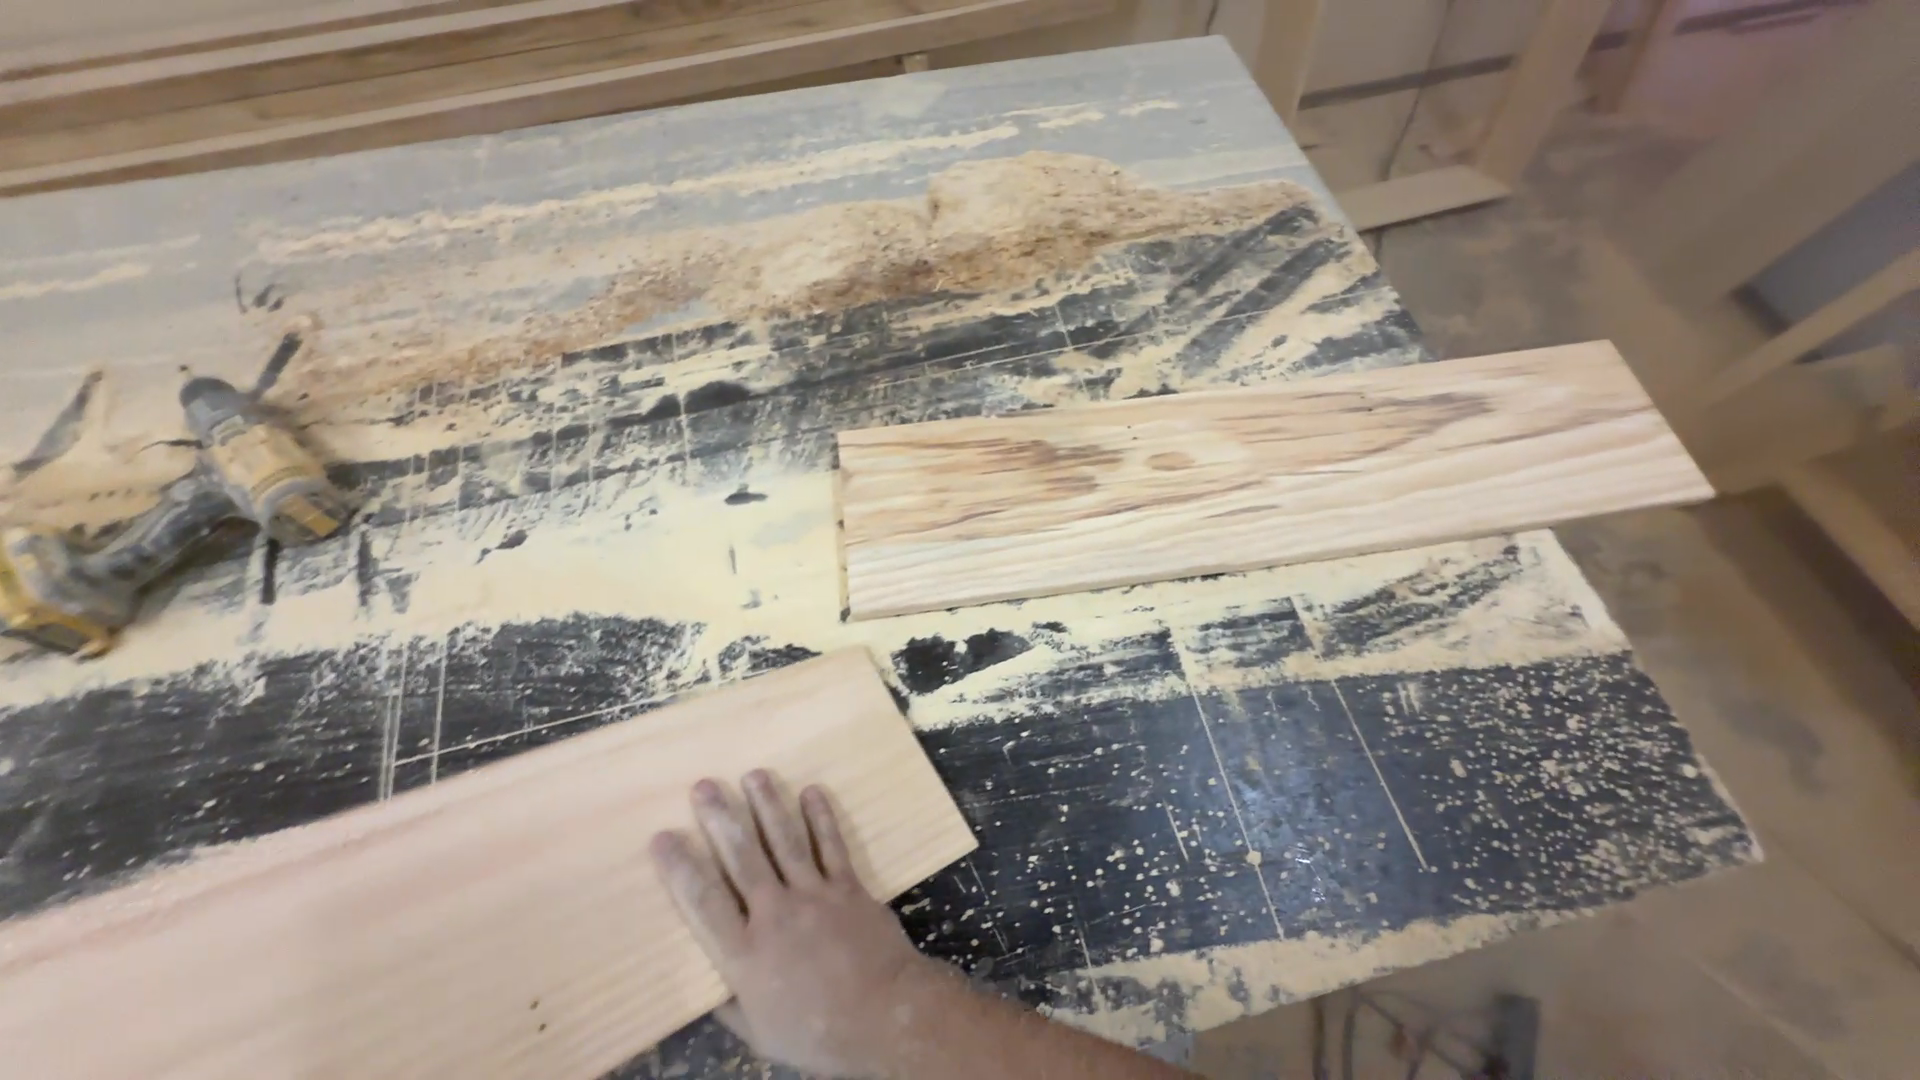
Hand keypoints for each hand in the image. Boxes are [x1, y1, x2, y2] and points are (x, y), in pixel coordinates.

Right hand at [650, 771, 947, 1077]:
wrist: (884, 1016)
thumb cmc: (817, 1032)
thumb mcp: (759, 1032)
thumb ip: (731, 1002)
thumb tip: (708, 982)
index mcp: (745, 954)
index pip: (703, 902)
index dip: (681, 867)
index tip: (662, 837)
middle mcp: (775, 914)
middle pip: (742, 857)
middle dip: (721, 818)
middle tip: (704, 786)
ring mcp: (814, 895)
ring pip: (784, 840)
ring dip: (768, 805)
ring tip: (753, 774)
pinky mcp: (848, 886)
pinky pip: (830, 844)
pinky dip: (820, 817)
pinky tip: (811, 791)